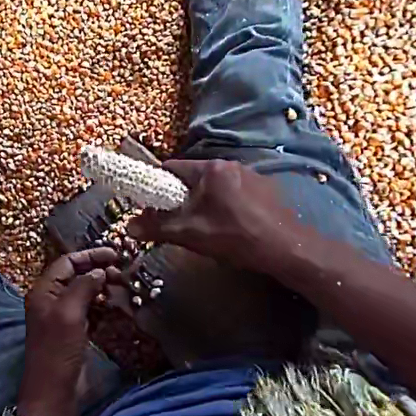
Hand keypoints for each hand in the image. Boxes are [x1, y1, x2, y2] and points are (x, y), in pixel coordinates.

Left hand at [17, 247, 118, 415]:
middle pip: (78, 275)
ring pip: (87, 292)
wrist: (54, 394)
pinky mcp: (76, 332)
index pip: (67, 262)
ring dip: (105, 288)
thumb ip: (83, 287)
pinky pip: (92, 311)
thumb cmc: (57, 352)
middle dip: (100, 271)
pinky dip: (106, 306)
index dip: (90, 255)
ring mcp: (64, 317)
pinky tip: (120, 306)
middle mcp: (52, 300)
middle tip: (123, 273)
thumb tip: (99, 272)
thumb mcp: (69, 314)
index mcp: (44, 291)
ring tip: (125, 287)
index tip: (115, 254)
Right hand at [126, 160, 310, 275]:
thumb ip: (157, 227)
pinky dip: (225, 208)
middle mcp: (231, 165)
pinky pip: (235, 195)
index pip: (172, 168)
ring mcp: (252, 176)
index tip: (150, 204)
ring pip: (215, 188)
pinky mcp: (267, 191)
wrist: (287, 250)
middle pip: (193, 178)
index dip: (156, 185)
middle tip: (176, 222)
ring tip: (203, 229)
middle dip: (181, 198)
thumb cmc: (235, 236)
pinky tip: (229, 230)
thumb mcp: (190, 234)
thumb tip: (129, 226)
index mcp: (211, 169)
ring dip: (204, 204)